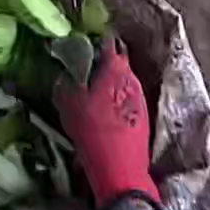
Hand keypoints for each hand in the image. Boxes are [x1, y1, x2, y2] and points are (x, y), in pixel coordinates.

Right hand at [54, 37, 159, 209]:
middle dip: (101, 58)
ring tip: (90, 81)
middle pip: (117, 59)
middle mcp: (132, 79)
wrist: (121, 170)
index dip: (91, 39)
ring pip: (123, 77)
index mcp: (115, 69)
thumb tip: (66, 60)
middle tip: (81, 60)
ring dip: (109, 76)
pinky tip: (102, 101)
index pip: (106, 42)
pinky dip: (115, 91)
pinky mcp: (143, 114)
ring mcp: (141, 98)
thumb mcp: (68, 99)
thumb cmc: (91, 129)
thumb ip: (68, 75)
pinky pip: (126, 93)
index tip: (77, 39)